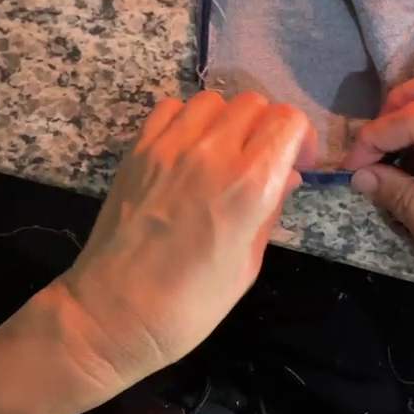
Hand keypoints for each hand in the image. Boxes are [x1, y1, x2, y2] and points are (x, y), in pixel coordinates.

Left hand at [41, 91, 316, 399]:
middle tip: (261, 160)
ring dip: (227, 120)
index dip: (300, 138)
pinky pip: (171, 108)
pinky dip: (187, 120)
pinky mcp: (138, 149)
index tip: (295, 164)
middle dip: (267, 127)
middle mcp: (211, 152)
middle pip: (254, 104)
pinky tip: (187, 150)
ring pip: (213, 100)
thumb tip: (285, 175)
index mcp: (249, 185)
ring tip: (223, 153)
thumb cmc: (189, 305)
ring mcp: (169, 146)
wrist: (112, 313)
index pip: (287, 121)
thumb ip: (270, 209)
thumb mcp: (247, 265)